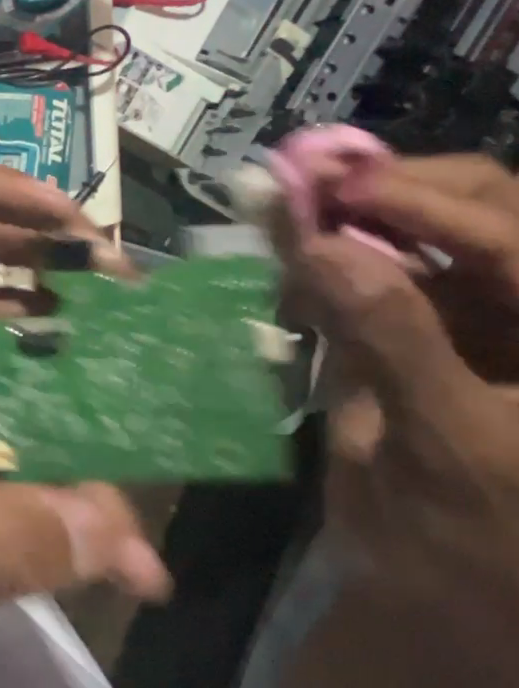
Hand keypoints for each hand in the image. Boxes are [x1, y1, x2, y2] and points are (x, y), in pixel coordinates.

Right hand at [285, 155, 518, 638]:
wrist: (497, 611)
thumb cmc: (491, 541)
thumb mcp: (446, 444)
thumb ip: (387, 334)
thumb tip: (317, 239)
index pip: (512, 232)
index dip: (414, 196)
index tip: (314, 180)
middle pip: (491, 207)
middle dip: (392, 189)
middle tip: (300, 191)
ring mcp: (506, 322)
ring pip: (445, 232)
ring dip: (367, 219)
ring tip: (294, 223)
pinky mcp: (465, 334)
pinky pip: (412, 272)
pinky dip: (355, 257)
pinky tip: (306, 262)